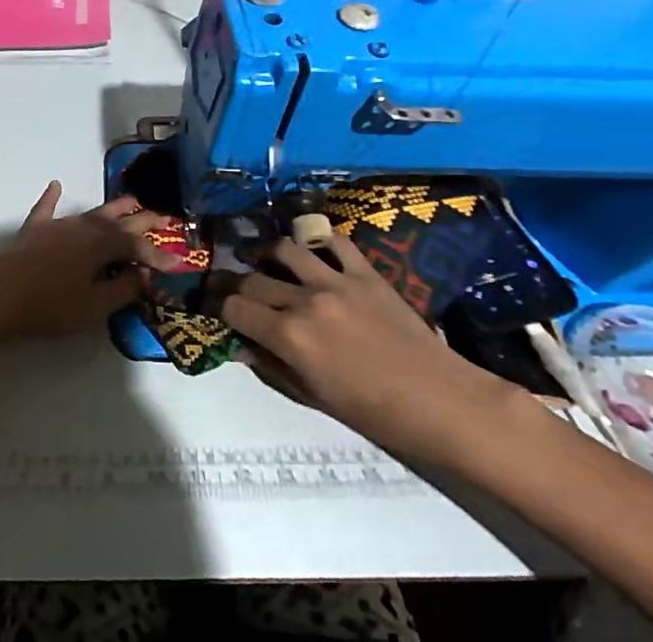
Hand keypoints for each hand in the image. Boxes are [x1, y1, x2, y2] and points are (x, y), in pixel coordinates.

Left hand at [0, 181, 178, 341]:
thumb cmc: (50, 305)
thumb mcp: (95, 306)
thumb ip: (123, 290)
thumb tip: (143, 277)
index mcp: (102, 245)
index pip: (137, 248)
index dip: (157, 257)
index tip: (176, 265)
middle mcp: (84, 228)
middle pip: (120, 222)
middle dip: (144, 221)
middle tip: (165, 217)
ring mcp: (58, 226)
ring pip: (92, 213)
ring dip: (114, 208)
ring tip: (131, 200)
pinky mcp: (34, 231)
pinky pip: (46, 209)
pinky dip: (52, 198)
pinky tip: (55, 185)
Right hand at [220, 236, 512, 456]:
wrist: (435, 398)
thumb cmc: (371, 411)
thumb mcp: (313, 395)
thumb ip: (272, 366)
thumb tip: (241, 345)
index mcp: (290, 337)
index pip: (236, 308)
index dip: (221, 307)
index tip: (216, 306)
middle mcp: (306, 300)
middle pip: (255, 278)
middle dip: (235, 281)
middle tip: (229, 282)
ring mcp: (337, 280)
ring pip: (287, 248)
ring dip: (268, 252)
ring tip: (263, 256)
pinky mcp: (366, 271)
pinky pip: (334, 242)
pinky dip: (318, 243)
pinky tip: (312, 252)